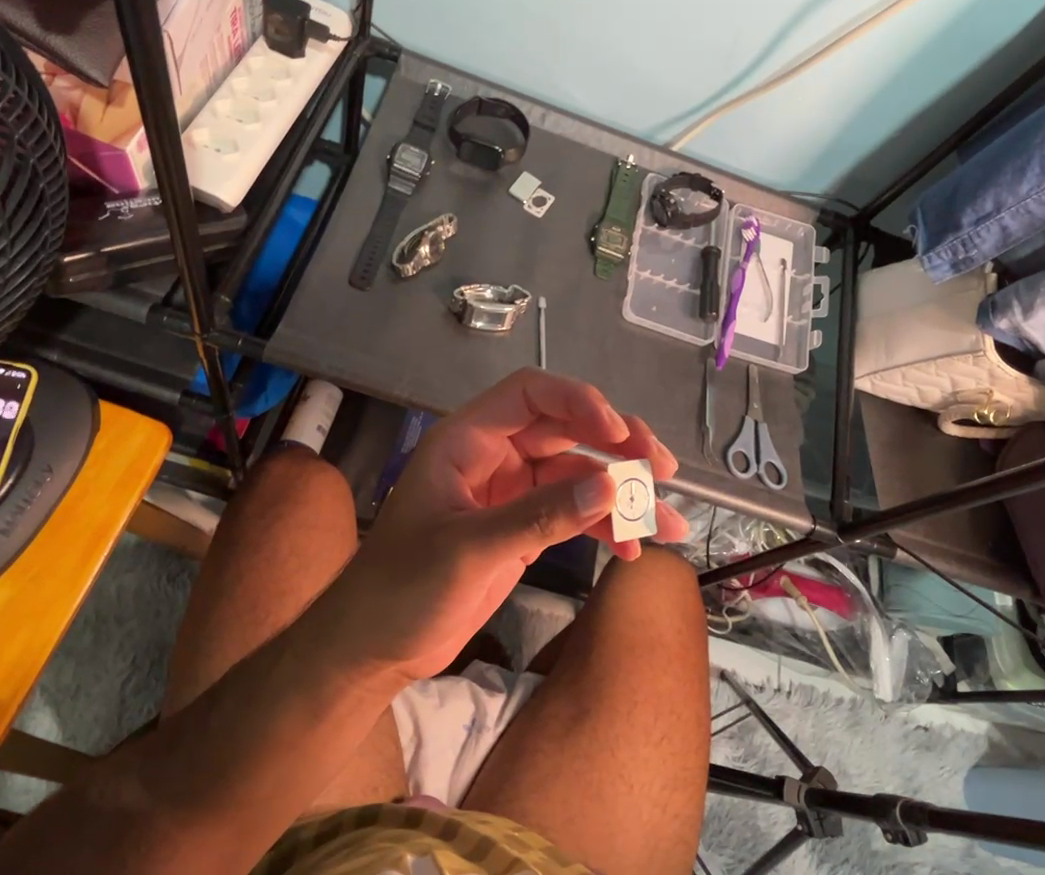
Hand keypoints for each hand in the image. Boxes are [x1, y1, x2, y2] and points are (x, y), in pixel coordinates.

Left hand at [317, 369, 690, 680]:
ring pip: (578, 477)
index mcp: (467, 442)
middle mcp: (493, 458)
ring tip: (669, 520)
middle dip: (616, 446)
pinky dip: (606, 527)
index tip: (619, 432)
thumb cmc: (403, 589)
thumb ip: (540, 517)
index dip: (578, 402)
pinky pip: (574, 514)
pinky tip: (635, 548)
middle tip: (662, 467)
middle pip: (565, 431)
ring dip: (623, 495)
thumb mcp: (470, 550)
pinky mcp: (523, 529)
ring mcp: (511, 495)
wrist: (375, 648)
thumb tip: (613, 487)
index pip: (530, 395)